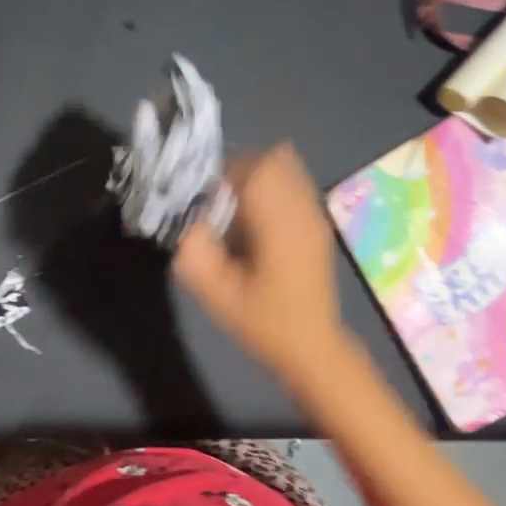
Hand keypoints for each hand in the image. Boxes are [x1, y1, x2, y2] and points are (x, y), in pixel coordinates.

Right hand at [174, 143, 348, 382]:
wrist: (310, 346)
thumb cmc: (263, 324)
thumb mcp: (218, 297)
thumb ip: (197, 256)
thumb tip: (189, 224)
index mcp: (280, 226)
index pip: (257, 170)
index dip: (225, 176)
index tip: (206, 202)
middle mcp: (303, 211)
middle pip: (275, 159)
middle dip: (240, 172)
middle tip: (219, 205)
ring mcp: (315, 216)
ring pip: (287, 169)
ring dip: (256, 181)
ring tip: (237, 215)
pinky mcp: (316, 224)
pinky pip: (293, 186)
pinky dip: (270, 193)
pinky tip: (256, 226)